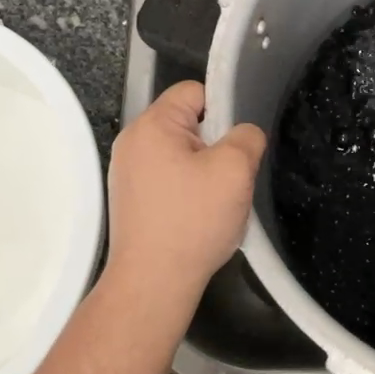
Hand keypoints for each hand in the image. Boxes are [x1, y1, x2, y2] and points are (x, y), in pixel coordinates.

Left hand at [106, 81, 265, 295]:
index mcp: (152, 125)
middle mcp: (132, 143)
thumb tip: (244, 134)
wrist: (154, 282)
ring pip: (180, 154)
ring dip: (203, 171)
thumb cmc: (193, 220)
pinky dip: (187, 191)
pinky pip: (168, 179)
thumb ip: (247, 137)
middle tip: (231, 175)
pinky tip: (199, 217)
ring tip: (216, 200)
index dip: (224, 110)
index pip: (194, 91)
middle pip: (187, 123)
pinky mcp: (131, 200)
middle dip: (215, 144)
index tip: (237, 144)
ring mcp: (127, 173)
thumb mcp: (235, 170)